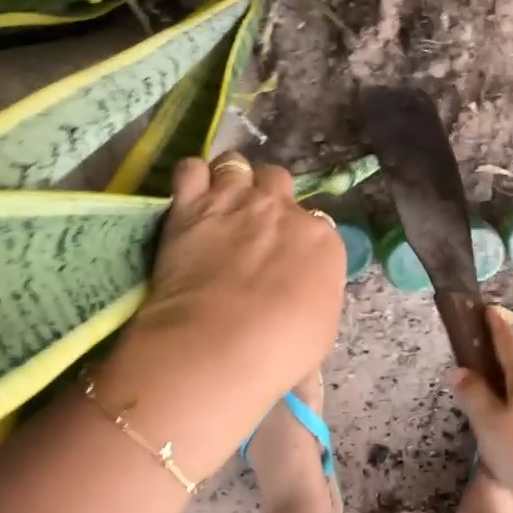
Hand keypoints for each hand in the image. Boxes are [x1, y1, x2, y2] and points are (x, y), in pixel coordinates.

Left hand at [96, 153, 344, 476]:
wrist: (223, 342)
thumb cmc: (284, 348)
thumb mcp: (322, 328)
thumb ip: (316, 298)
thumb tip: (305, 307)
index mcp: (324, 241)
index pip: (316, 221)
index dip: (298, 234)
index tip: (285, 253)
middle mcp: (284, 211)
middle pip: (278, 180)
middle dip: (267, 194)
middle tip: (252, 220)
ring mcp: (238, 202)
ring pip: (236, 164)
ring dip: (229, 178)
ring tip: (218, 199)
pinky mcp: (191, 206)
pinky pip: (190, 169)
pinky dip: (190, 178)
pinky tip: (188, 196)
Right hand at [449, 307, 512, 506]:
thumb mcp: (487, 421)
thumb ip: (472, 393)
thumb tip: (458, 371)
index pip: (509, 346)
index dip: (497, 328)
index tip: (489, 309)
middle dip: (498, 354)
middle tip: (478, 346)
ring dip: (504, 378)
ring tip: (482, 380)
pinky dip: (510, 396)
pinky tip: (499, 410)